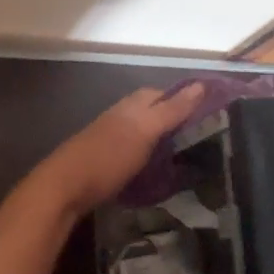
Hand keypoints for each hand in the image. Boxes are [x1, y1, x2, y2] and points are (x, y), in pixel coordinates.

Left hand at [31, 83, 205, 215]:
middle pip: (151, 112)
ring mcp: (110, 139)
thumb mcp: (146, 130)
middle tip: (199, 139)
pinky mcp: (104, 161)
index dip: (185, 100)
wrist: (64, 188)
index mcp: (132, 105)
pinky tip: (156, 171)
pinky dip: (148, 158)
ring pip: (142, 132)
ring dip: (160, 141)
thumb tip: (201, 85)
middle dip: (174, 121)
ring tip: (183, 157)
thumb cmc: (109, 156)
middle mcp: (120, 116)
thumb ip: (173, 109)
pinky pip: (133, 152)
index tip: (208, 115)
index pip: (164, 93)